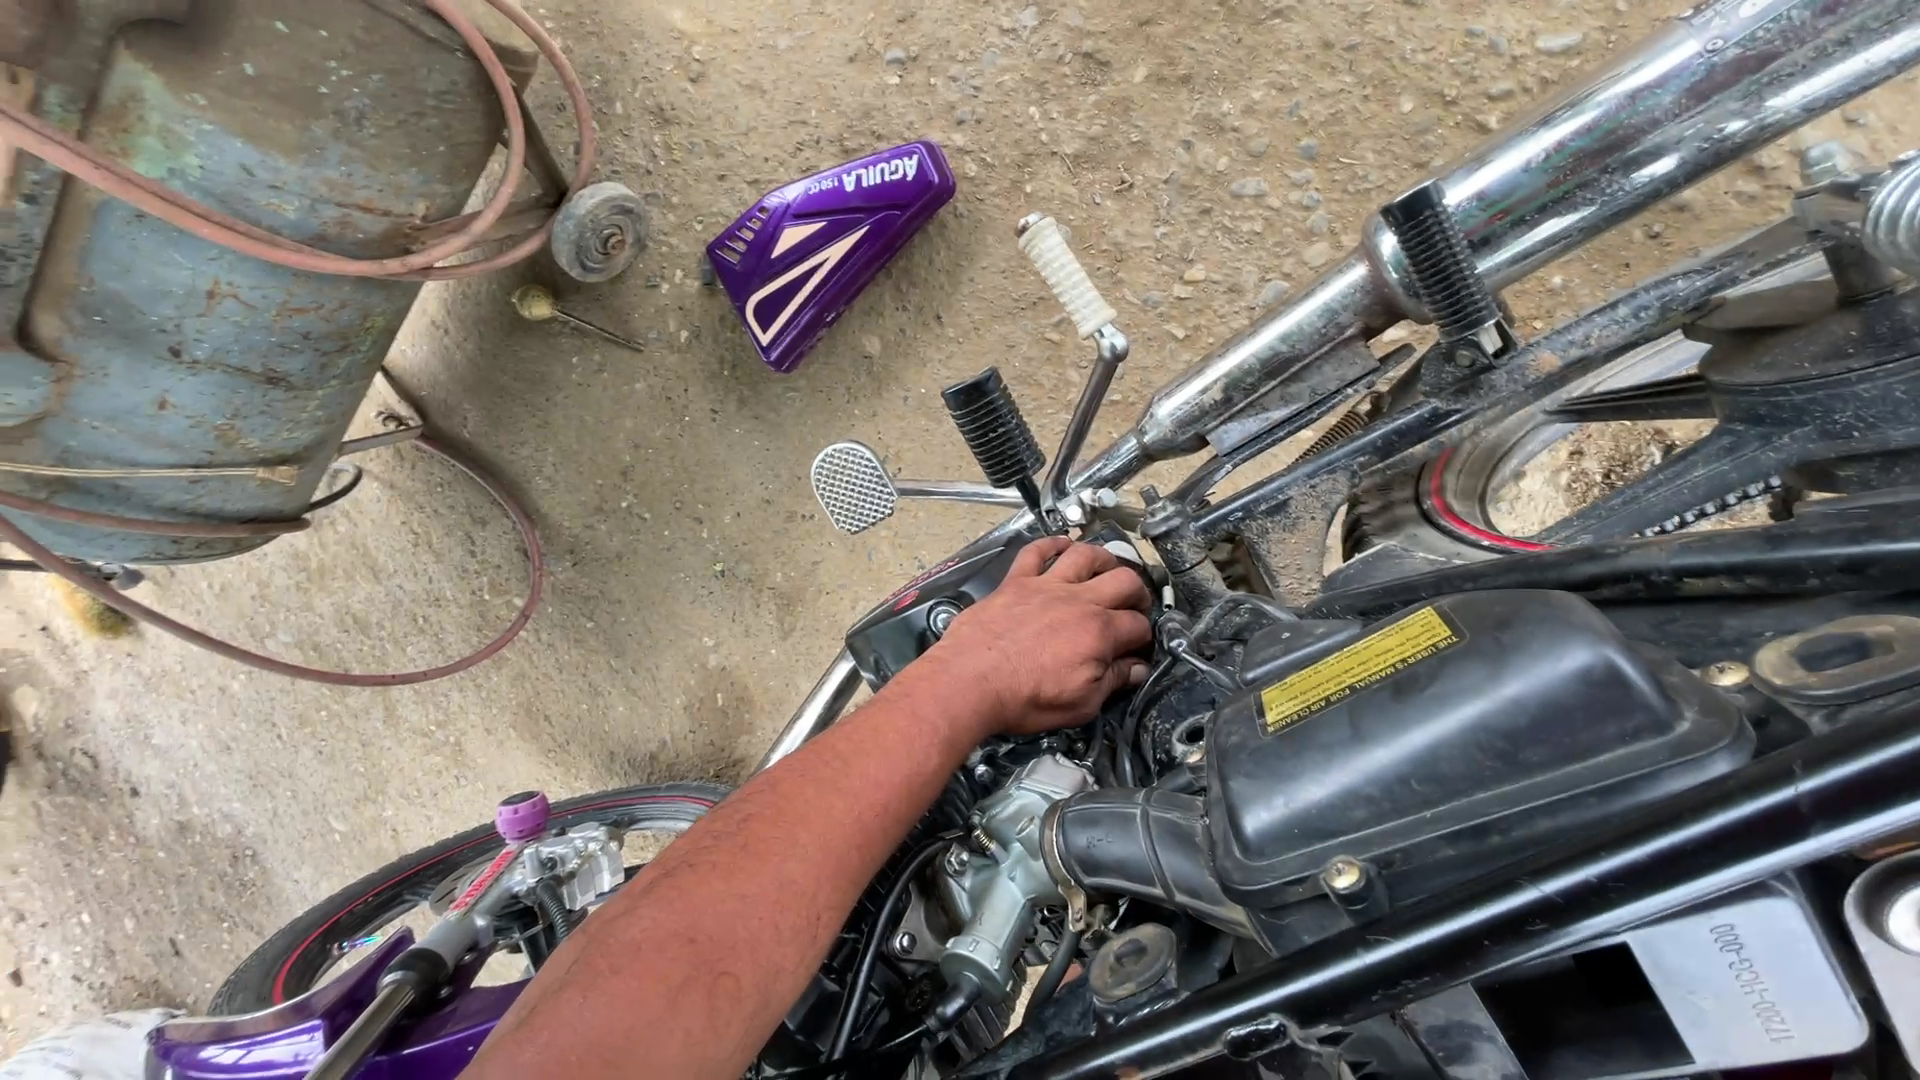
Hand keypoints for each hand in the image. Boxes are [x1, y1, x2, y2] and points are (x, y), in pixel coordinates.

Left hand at [904, 537, 1153, 738]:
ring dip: (1103, 557)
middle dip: (1139, 591)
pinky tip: (1061, 542)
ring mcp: (1045, 586)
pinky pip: (1036, 551)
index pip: (1137, 626)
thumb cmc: (1020, 697)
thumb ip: (1112, 682)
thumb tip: (1134, 670)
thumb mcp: (1080, 704)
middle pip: (1123, 580)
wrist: (969, 682)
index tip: (1140, 646)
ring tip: (1110, 566)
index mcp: (1098, 633)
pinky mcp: (1015, 582)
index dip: (1144, 637)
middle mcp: (1077, 601)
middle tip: (1137, 603)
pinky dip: (1051, 542)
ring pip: (1085, 555)